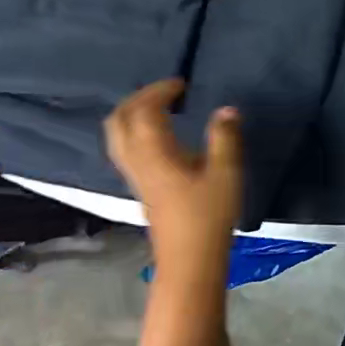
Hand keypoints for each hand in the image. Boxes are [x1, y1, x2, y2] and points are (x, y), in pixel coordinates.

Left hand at [104, 79, 242, 261]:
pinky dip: (137, 133)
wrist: (189, 261)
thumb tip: (226, 110)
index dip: (159, 91)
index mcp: (155, 153)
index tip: (181, 84)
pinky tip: (161, 139)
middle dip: (138, 99)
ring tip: (159, 110)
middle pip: (120, 121)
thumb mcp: (225, 174)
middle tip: (165, 92)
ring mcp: (135, 177)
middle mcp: (138, 161)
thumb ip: (225, 138)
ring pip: (118, 137)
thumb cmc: (208, 216)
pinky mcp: (141, 190)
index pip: (145, 111)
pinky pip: (126, 150)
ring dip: (134, 116)